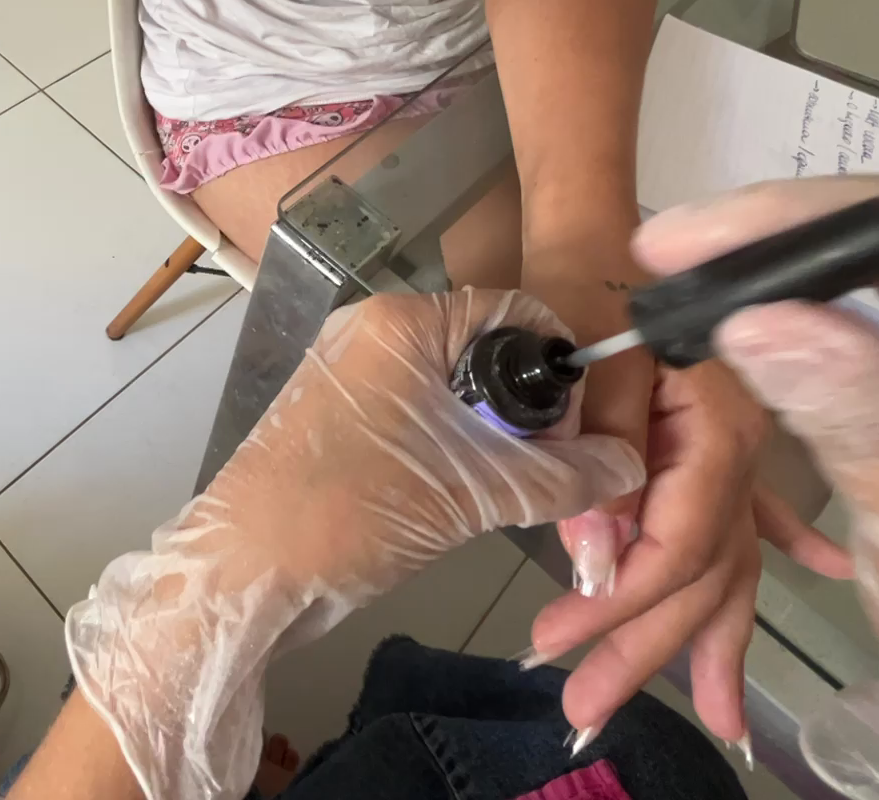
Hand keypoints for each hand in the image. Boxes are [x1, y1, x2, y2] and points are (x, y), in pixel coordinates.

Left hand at [66, 290, 645, 799]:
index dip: (560, 364)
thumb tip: (630, 465)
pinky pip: (416, 408)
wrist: (248, 565)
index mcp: (400, 322)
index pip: (511, 312)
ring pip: (449, 384)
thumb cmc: (351, 510)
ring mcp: (350, 368)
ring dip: (489, 432)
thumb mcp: (468, 492)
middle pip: (482, 348)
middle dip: (526, 407)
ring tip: (517, 484)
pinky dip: (452, 440)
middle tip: (555, 467)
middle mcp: (372, 329)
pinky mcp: (340, 408)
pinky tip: (470, 485)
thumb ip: (560, 476)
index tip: (584, 428)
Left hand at [520, 247, 851, 752]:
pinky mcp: (705, 444)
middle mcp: (733, 452)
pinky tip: (809, 573)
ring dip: (707, 635)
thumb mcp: (590, 369)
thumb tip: (596, 558)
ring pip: (722, 558)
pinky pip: (738, 515)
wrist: (599, 242)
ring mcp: (726, 450)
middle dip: (645, 645)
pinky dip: (762, 549)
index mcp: (711, 430)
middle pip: (700, 569)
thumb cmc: (586, 292)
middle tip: (586, 713)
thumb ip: (597, 455)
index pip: (680, 539)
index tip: (567, 634)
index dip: (626, 593)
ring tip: (717, 716)